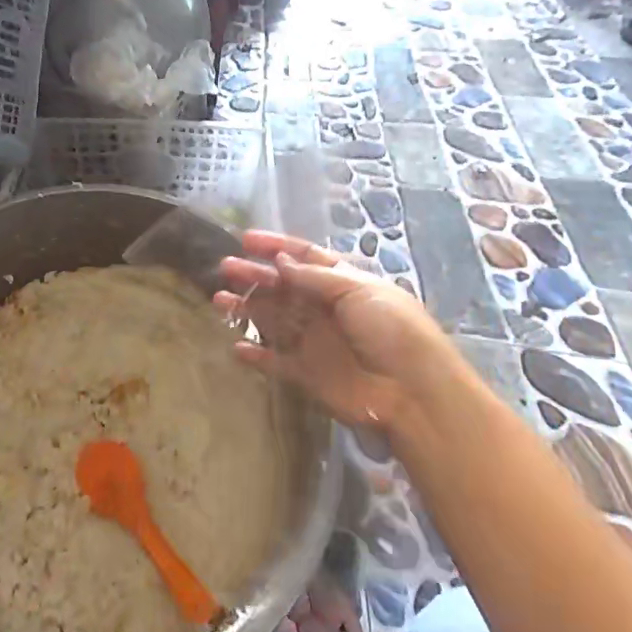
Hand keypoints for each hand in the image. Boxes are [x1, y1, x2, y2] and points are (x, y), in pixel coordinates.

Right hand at [215, 231, 459, 430]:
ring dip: (247, 308)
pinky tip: (236, 346)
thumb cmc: (391, 330)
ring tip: (219, 299)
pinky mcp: (307, 375)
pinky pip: (275, 361)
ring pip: (273, 320)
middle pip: (283, 287)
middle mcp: (325, 310)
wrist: (412, 392)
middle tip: (226, 268)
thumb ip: (315, 277)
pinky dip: (256, 355)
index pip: (305, 258)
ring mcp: (315, 342)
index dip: (277, 247)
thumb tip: (280, 262)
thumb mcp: (358, 291)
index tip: (245, 240)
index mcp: (343, 284)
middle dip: (255, 275)